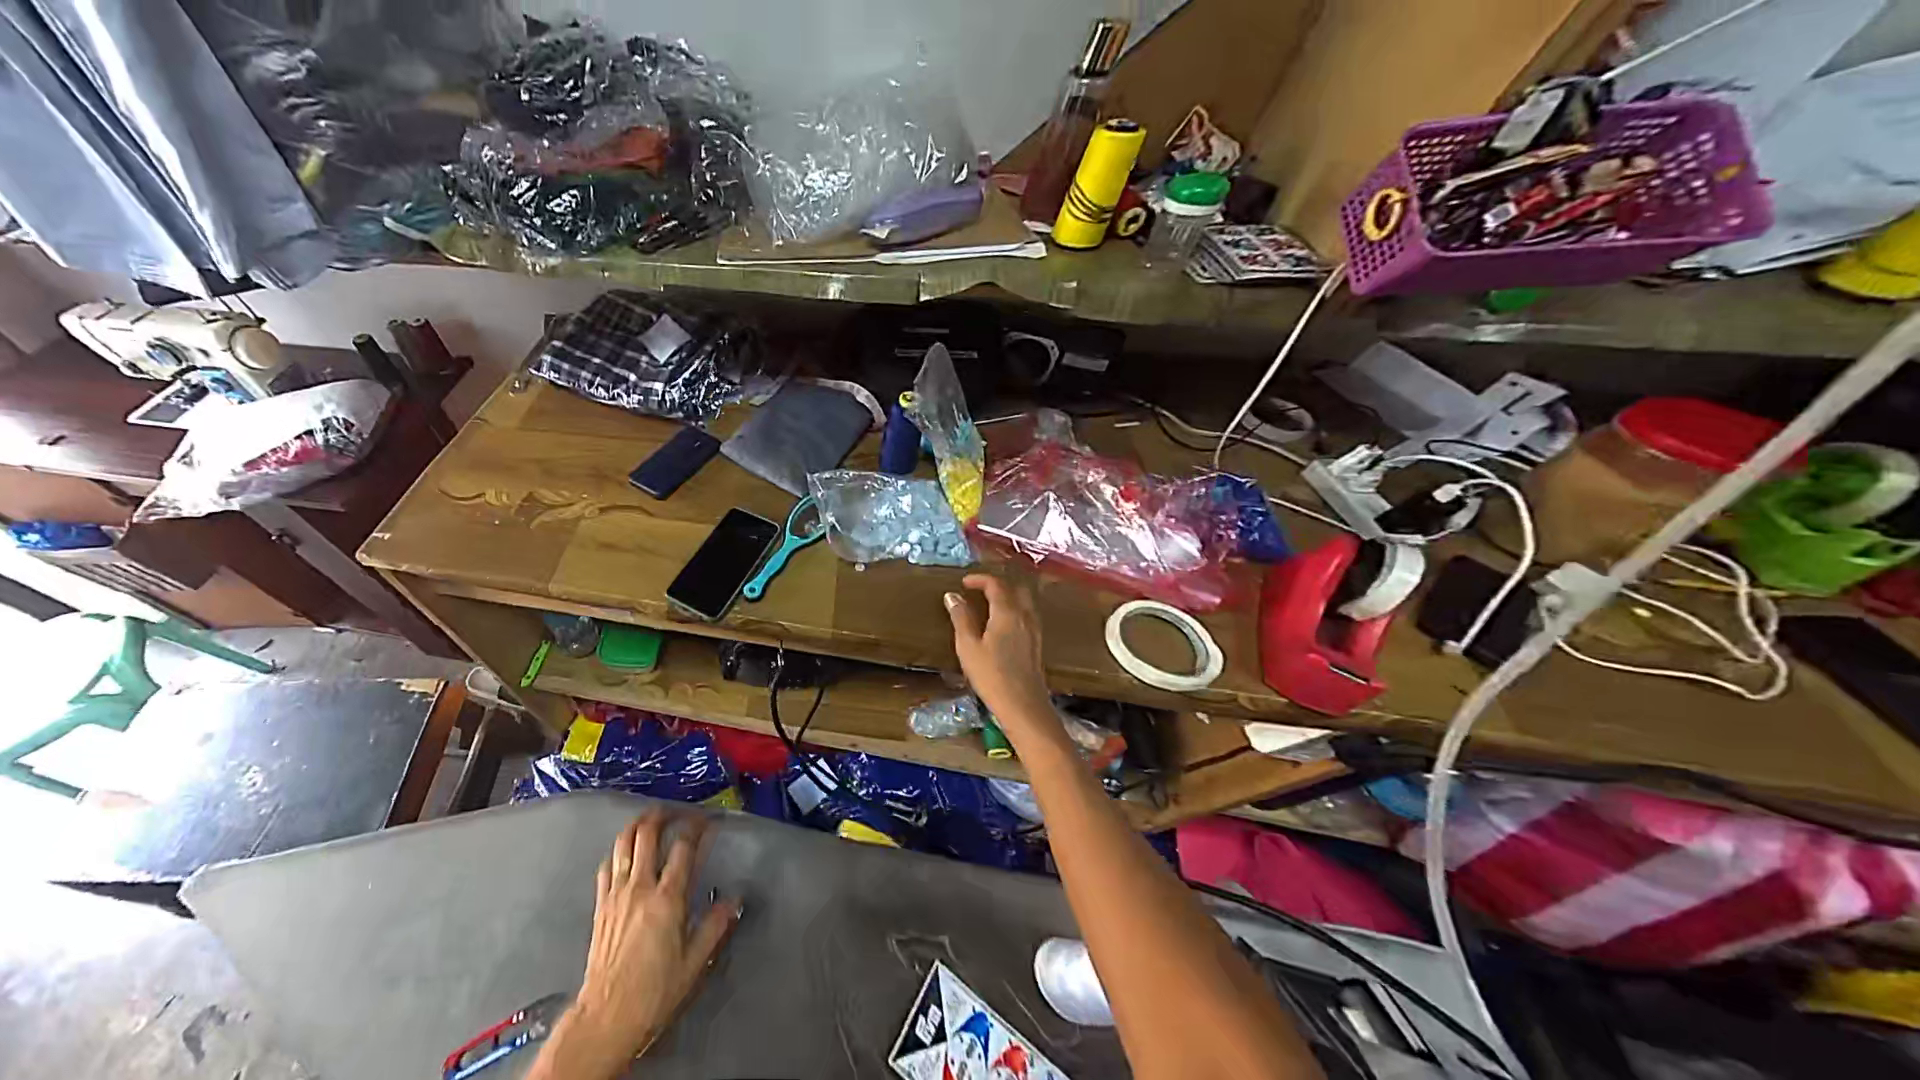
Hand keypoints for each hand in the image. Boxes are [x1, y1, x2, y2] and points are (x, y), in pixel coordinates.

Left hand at [533, 811, 740, 1078]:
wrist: (606, 1017)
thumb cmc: (655, 990)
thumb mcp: (694, 961)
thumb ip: (715, 925)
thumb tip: (734, 899)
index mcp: (668, 899)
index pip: (684, 848)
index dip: (697, 827)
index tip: (708, 820)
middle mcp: (640, 888)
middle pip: (647, 836)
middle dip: (662, 816)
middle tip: (676, 810)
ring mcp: (616, 895)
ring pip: (623, 846)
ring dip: (637, 826)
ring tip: (649, 818)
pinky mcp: (600, 906)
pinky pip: (607, 867)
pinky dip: (617, 851)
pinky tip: (624, 851)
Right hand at [944, 574, 1058, 745]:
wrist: (1023, 705)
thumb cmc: (992, 675)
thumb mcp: (968, 647)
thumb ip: (961, 618)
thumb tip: (953, 596)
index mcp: (1007, 612)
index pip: (996, 584)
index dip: (980, 579)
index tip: (964, 582)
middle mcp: (1025, 615)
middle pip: (1016, 588)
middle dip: (998, 584)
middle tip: (979, 589)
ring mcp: (1034, 629)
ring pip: (1025, 600)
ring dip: (1009, 595)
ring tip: (990, 603)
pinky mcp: (1037, 643)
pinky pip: (1028, 614)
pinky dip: (1015, 609)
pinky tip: (1005, 623)